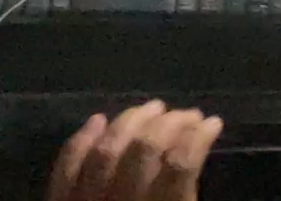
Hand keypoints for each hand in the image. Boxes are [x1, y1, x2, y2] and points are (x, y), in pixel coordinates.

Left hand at [47, 100, 223, 200]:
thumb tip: (196, 173)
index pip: (180, 167)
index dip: (198, 138)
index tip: (214, 123)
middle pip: (144, 151)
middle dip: (170, 123)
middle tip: (189, 114)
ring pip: (106, 151)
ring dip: (131, 121)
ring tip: (154, 108)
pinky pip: (66, 169)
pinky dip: (82, 139)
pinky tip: (99, 120)